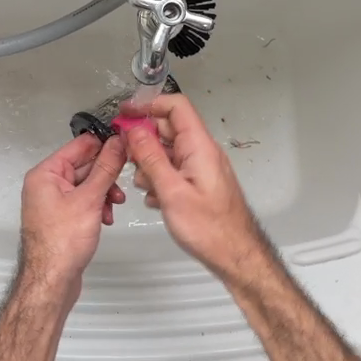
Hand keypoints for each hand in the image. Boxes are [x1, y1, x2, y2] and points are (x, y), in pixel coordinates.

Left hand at [19, 133, 128, 292]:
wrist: (52, 281)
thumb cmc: (62, 242)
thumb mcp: (89, 199)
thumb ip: (105, 169)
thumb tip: (117, 143)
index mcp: (46, 173)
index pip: (78, 146)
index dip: (103, 143)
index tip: (127, 142)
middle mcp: (46, 184)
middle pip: (83, 165)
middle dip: (106, 173)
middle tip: (126, 177)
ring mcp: (53, 202)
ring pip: (86, 185)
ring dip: (104, 192)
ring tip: (115, 204)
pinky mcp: (62, 218)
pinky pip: (83, 202)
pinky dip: (97, 206)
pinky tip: (107, 218)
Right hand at [120, 94, 268, 278]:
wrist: (236, 256)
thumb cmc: (207, 227)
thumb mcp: (171, 192)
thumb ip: (151, 158)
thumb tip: (134, 129)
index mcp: (199, 146)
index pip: (176, 106)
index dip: (149, 104)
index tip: (124, 115)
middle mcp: (201, 151)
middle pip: (167, 128)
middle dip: (143, 140)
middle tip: (126, 159)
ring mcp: (200, 167)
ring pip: (167, 150)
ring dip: (149, 163)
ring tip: (145, 187)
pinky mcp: (198, 182)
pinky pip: (174, 169)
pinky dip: (159, 178)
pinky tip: (155, 199)